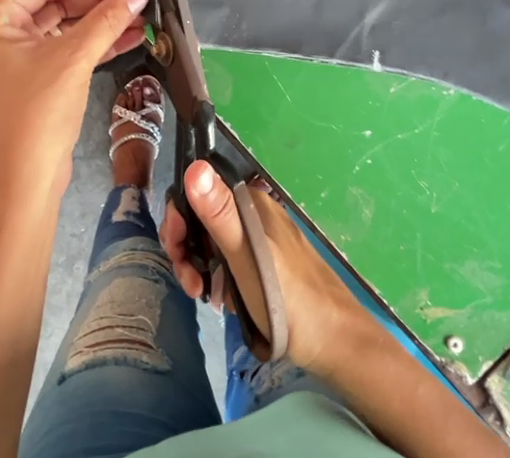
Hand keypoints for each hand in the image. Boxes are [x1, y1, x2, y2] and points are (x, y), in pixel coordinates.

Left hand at [0, 0, 147, 202]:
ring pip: (59, 31)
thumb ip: (105, 21)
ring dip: (97, 25)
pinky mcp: (29, 84)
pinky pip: (61, 53)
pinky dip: (91, 47)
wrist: (21, 182)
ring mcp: (11, 63)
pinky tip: (126, 39)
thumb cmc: (35, 114)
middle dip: (93, 2)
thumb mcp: (73, 59)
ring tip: (135, 17)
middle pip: (50, 6)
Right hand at [160, 160, 369, 375]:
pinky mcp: (263, 267)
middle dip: (185, 247)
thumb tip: (195, 166)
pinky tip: (218, 300)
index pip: (199, 194)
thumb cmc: (289, 297)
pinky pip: (228, 263)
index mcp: (252, 204)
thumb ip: (219, 213)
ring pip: (212, 244)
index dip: (179, 218)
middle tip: (188, 281)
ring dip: (197, 266)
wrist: (336, 343)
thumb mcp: (247, 255)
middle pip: (202, 220)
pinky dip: (215, 278)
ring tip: (199, 294)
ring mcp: (259, 242)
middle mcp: (255, 216)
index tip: (174, 250)